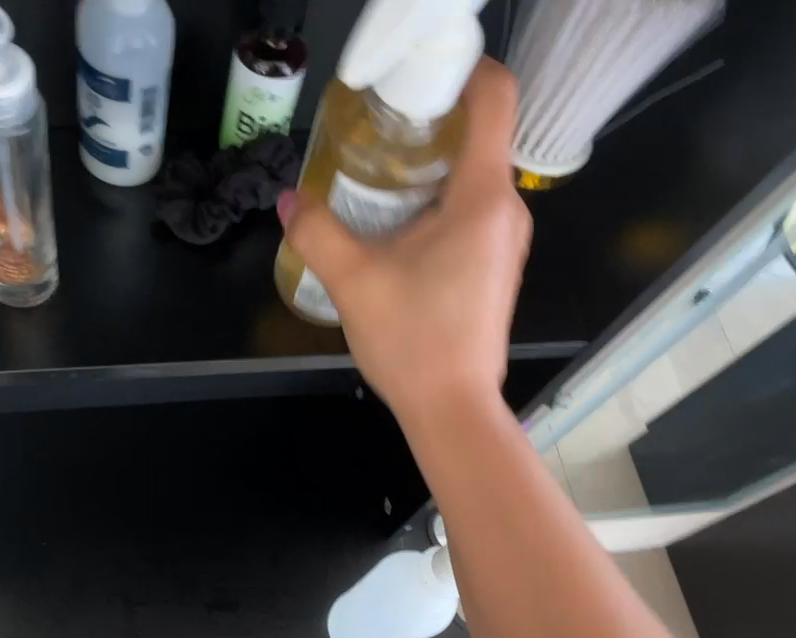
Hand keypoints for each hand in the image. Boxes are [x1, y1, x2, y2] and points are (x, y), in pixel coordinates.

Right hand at [277, 58, 530, 424]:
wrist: (452, 408)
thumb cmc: (411, 340)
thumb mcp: (353, 281)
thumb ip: (317, 231)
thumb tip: (289, 200)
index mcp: (481, 197)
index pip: (494, 98)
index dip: (463, 71)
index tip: (418, 79)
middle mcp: (507, 211)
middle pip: (481, 137)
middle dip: (432, 125)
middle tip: (377, 133)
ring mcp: (506, 244)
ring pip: (476, 180)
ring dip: (432, 170)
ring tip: (381, 181)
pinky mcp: (497, 271)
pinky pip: (474, 215)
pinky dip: (441, 205)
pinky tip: (401, 230)